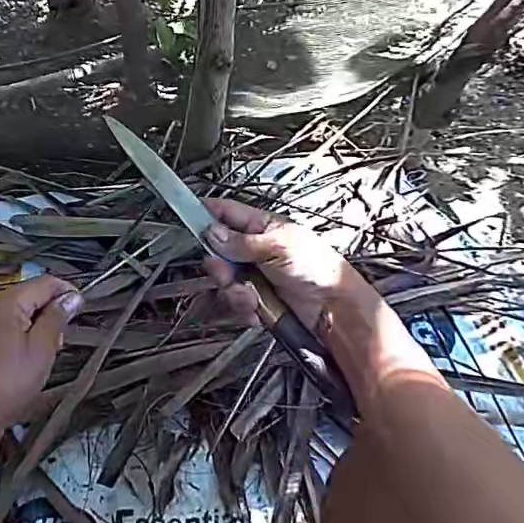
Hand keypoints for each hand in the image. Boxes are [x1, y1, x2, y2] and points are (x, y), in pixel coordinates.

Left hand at [0, 275, 81, 461]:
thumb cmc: (10, 383)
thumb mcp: (42, 348)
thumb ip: (57, 317)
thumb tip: (72, 297)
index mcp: (5, 303)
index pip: (44, 282)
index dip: (66, 291)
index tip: (80, 307)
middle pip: (31, 293)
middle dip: (50, 310)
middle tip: (59, 338)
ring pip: (20, 307)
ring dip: (38, 321)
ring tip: (45, 349)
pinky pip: (7, 320)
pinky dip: (22, 329)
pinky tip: (27, 352)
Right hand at [199, 198, 379, 329]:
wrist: (335, 307)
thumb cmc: (318, 267)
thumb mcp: (278, 246)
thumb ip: (242, 241)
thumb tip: (214, 233)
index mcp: (262, 227)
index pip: (226, 213)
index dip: (206, 214)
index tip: (189, 218)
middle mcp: (255, 250)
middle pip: (218, 252)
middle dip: (219, 266)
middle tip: (225, 272)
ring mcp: (256, 275)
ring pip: (225, 282)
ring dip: (234, 291)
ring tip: (251, 294)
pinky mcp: (258, 300)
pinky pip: (236, 304)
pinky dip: (245, 309)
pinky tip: (259, 307)